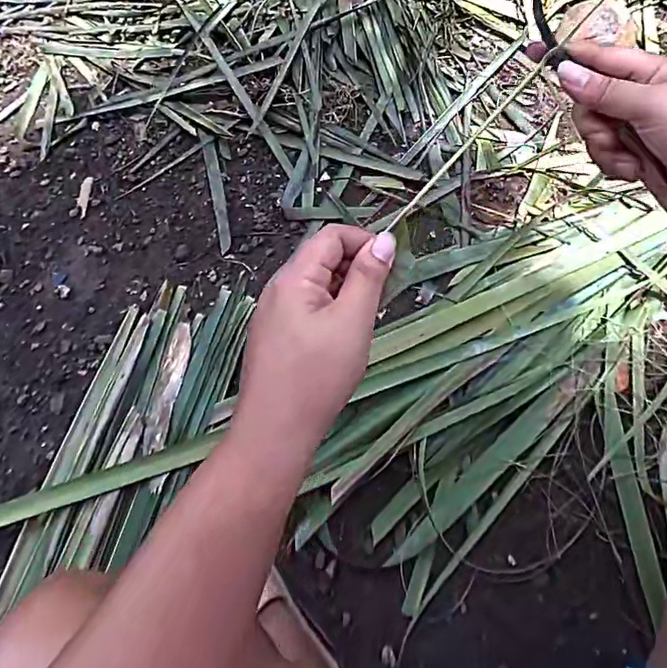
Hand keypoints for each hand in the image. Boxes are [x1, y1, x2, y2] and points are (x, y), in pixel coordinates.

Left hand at [236, 225, 395, 449]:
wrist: (275, 432)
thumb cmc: (317, 376)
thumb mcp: (353, 321)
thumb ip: (369, 276)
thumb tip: (385, 239)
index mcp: (294, 278)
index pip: (332, 235)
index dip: (365, 241)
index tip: (392, 266)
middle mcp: (279, 288)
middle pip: (324, 256)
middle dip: (358, 266)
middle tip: (384, 295)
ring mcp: (274, 312)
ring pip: (319, 283)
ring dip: (348, 290)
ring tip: (366, 320)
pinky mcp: (277, 334)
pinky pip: (309, 305)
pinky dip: (334, 309)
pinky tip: (345, 336)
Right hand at [530, 39, 666, 221]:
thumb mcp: (654, 104)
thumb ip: (606, 90)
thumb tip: (566, 71)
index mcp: (653, 72)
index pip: (600, 58)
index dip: (569, 58)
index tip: (534, 53)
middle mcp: (645, 98)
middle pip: (591, 101)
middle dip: (594, 122)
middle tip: (612, 135)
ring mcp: (645, 130)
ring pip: (598, 133)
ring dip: (607, 150)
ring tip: (634, 163)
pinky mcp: (646, 159)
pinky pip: (612, 158)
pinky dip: (618, 167)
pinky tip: (638, 174)